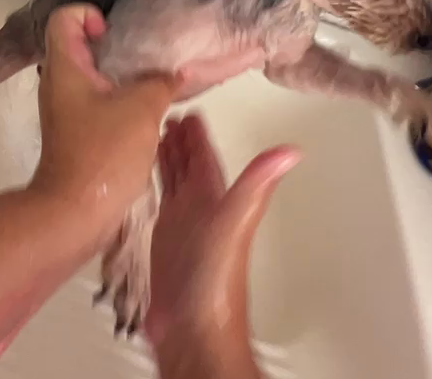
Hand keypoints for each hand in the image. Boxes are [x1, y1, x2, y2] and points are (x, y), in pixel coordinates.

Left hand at [27, 4, 178, 228]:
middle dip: (115, 46)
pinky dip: (118, 99)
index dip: (90, 15)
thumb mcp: (142, 109)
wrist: (75, 212)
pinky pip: (96, 101)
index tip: (118, 34)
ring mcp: (64, 108)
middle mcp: (58, 82)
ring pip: (92, 76)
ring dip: (121, 76)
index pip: (65, 18)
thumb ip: (161, 82)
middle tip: (146, 57)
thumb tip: (177, 71)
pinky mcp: (75, 132)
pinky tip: (148, 113)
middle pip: (81, 44)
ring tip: (153, 83)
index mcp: (65, 66)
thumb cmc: (103, 152)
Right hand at [146, 113, 299, 346]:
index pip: (205, 152)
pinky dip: (151, 176)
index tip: (185, 101)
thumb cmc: (214, 280)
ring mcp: (181, 220)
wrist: (194, 329)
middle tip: (163, 107)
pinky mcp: (162, 235)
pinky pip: (157, 194)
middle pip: (188, 160)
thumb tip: (291, 150)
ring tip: (152, 129)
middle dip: (179, 134)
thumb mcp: (234, 222)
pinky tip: (140, 169)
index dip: (196, 129)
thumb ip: (256, 184)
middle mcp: (199, 204)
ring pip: (173, 174)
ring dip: (165, 151)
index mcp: (216, 196)